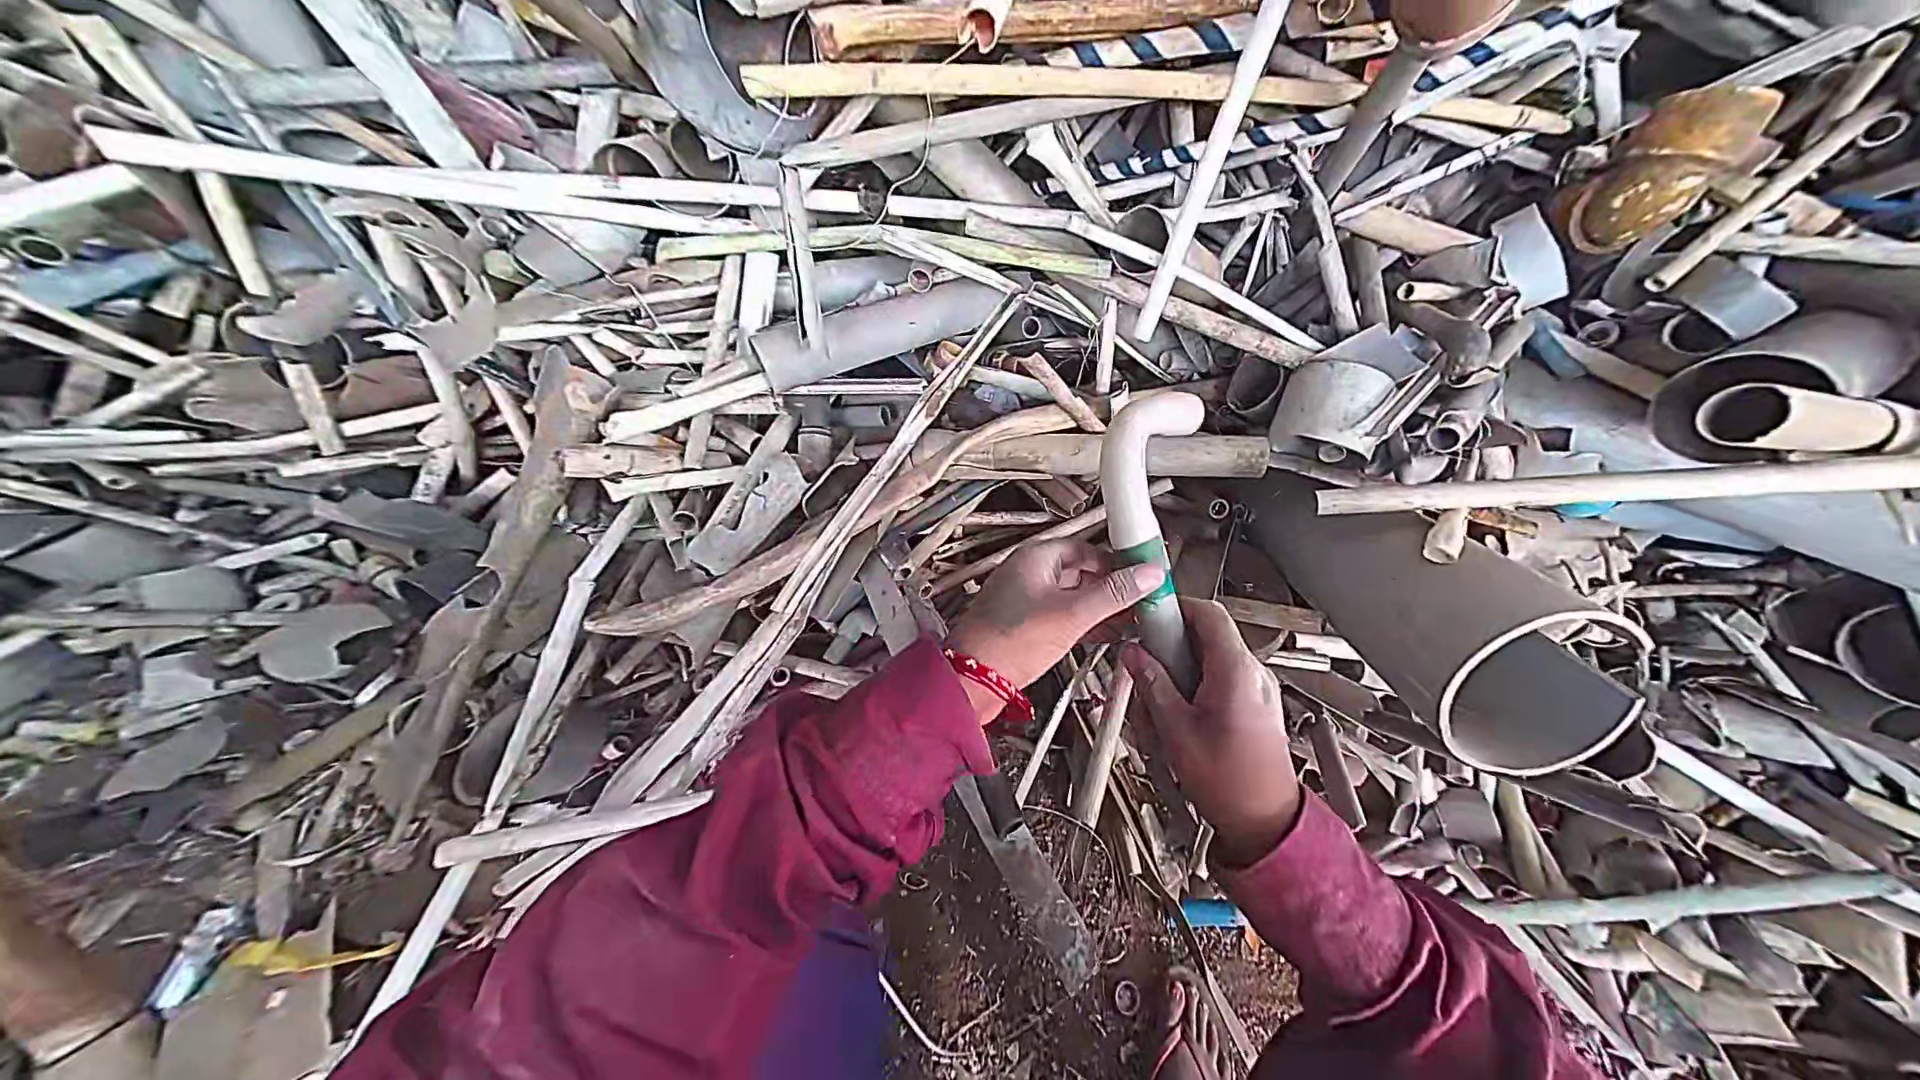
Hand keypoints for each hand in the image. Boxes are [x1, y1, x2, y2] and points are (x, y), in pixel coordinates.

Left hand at [947, 538, 1165, 689]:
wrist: (974, 678)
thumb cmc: (1006, 642)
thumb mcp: (1072, 614)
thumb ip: (1113, 594)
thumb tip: (1144, 576)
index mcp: (1034, 557)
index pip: (1087, 548)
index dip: (1116, 562)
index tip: (1139, 573)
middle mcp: (1027, 573)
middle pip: (1081, 572)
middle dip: (1111, 588)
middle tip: (1136, 600)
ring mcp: (1024, 598)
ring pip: (1072, 595)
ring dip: (1099, 607)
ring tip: (1125, 619)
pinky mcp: (1024, 623)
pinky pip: (1062, 614)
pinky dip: (1083, 621)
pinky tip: (1100, 633)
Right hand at [1123, 599, 1300, 868]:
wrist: (1265, 819)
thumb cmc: (1230, 784)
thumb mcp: (1176, 730)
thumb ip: (1153, 684)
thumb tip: (1135, 654)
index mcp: (1236, 672)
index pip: (1208, 613)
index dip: (1175, 606)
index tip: (1149, 611)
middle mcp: (1253, 674)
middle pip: (1207, 634)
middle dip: (1172, 645)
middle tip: (1147, 662)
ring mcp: (1258, 688)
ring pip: (1211, 656)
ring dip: (1182, 667)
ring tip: (1164, 699)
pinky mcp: (1255, 702)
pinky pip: (1221, 676)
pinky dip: (1197, 683)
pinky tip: (1182, 713)